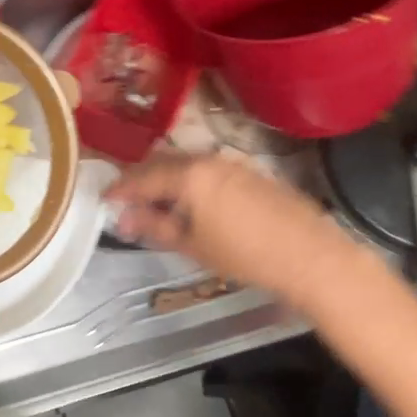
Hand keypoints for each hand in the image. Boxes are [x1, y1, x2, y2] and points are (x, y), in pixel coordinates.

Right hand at [104, 154, 352, 292]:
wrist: (311, 257)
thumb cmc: (246, 255)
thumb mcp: (193, 246)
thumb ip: (155, 226)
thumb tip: (123, 217)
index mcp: (188, 174)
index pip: (142, 177)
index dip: (120, 188)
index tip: (104, 198)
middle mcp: (209, 159)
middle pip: (164, 163)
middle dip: (143, 180)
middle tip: (128, 200)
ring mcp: (233, 163)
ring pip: (188, 164)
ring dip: (168, 180)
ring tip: (159, 204)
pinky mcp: (252, 173)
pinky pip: (209, 170)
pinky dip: (192, 182)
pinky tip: (194, 205)